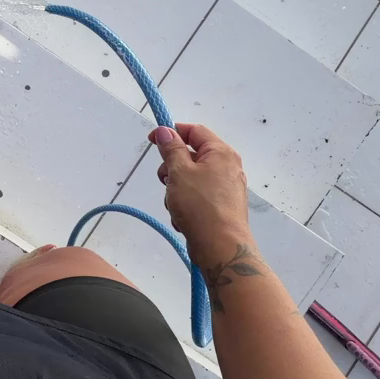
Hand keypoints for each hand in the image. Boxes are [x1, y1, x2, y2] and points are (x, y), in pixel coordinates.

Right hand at [151, 123, 252, 249]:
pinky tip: (182, 217)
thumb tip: (165, 130)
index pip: (194, 130)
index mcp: (221, 153)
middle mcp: (227, 167)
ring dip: (176, 189)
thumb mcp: (179, 172)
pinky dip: (186, 203)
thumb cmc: (200, 205)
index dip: (171, 132)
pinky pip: (197, 196)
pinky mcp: (221, 206)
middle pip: (191, 155)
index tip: (152, 141)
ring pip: (191, 178)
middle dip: (172, 168)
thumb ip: (171, 149)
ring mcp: (225, 188)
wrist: (221, 247)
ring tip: (174, 204)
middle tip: (164, 181)